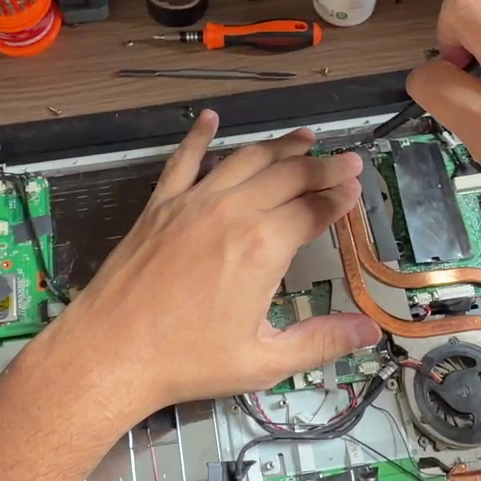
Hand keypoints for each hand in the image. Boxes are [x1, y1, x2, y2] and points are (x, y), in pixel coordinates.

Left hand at [38, 111, 380, 415]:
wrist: (111, 351)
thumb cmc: (187, 360)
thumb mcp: (263, 361)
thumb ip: (321, 341)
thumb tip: (368, 329)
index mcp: (263, 247)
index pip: (314, 209)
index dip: (340, 197)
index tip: (356, 187)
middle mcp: (232, 212)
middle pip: (288, 175)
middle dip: (323, 166)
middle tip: (347, 160)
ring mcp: (193, 202)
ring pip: (245, 160)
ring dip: (279, 147)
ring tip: (304, 139)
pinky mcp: (161, 205)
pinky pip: (184, 160)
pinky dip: (199, 136)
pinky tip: (209, 119)